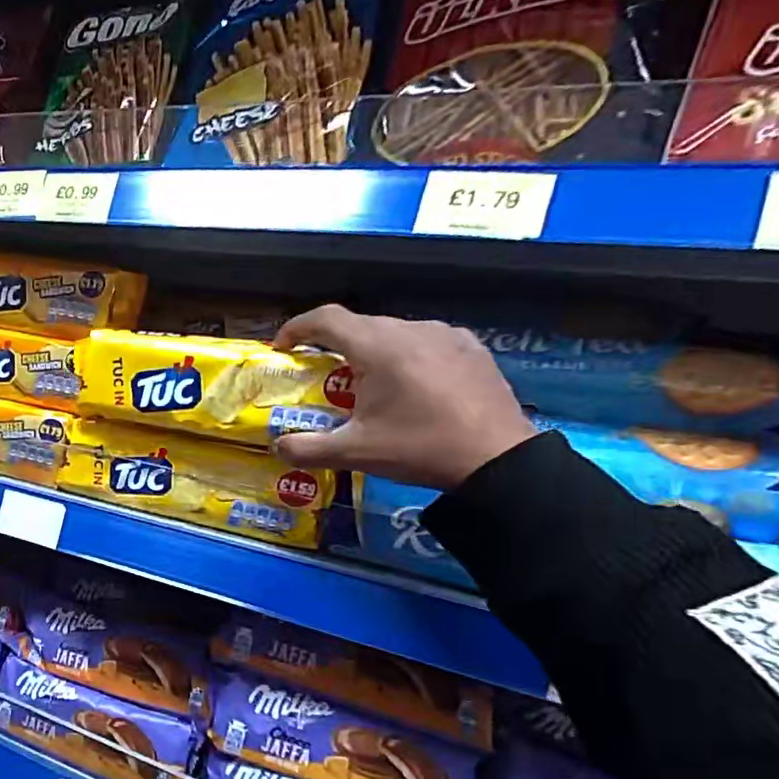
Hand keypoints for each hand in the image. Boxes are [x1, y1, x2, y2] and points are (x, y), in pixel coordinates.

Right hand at [273, 305, 537, 489]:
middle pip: (358, 324)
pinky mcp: (472, 348)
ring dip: (366, 349)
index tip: (282, 349)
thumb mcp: (353, 453)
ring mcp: (448, 336)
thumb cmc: (421, 448)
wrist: (500, 460)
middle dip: (329, 344)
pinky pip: (422, 340)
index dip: (296, 328)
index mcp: (380, 349)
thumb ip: (306, 448)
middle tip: (316, 373)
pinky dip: (400, 354)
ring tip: (361, 381)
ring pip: (391, 331)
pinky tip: (404, 383)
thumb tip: (278, 447)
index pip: (327, 319)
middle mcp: (413, 331)